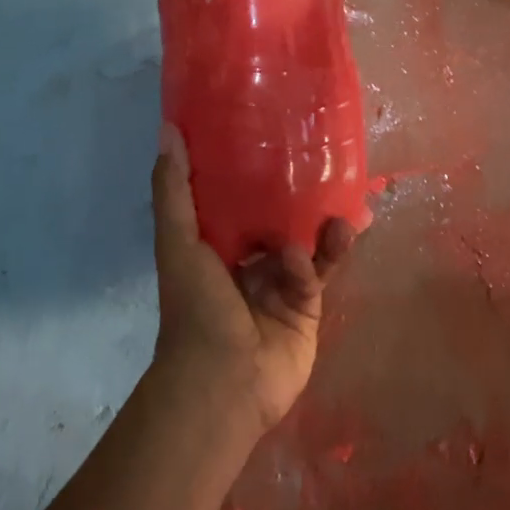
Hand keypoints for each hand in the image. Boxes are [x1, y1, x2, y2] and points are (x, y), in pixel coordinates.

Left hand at [148, 125, 354, 437]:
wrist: (224, 381)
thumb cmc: (196, 307)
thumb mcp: (178, 241)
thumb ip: (174, 188)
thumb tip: (167, 129)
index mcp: (212, 244)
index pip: (233, 197)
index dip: (250, 169)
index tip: (272, 135)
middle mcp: (245, 261)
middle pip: (276, 218)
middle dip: (299, 196)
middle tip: (326, 165)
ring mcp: (277, 286)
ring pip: (305, 244)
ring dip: (321, 226)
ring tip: (342, 207)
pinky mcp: (306, 309)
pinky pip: (317, 275)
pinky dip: (316, 261)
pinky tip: (314, 252)